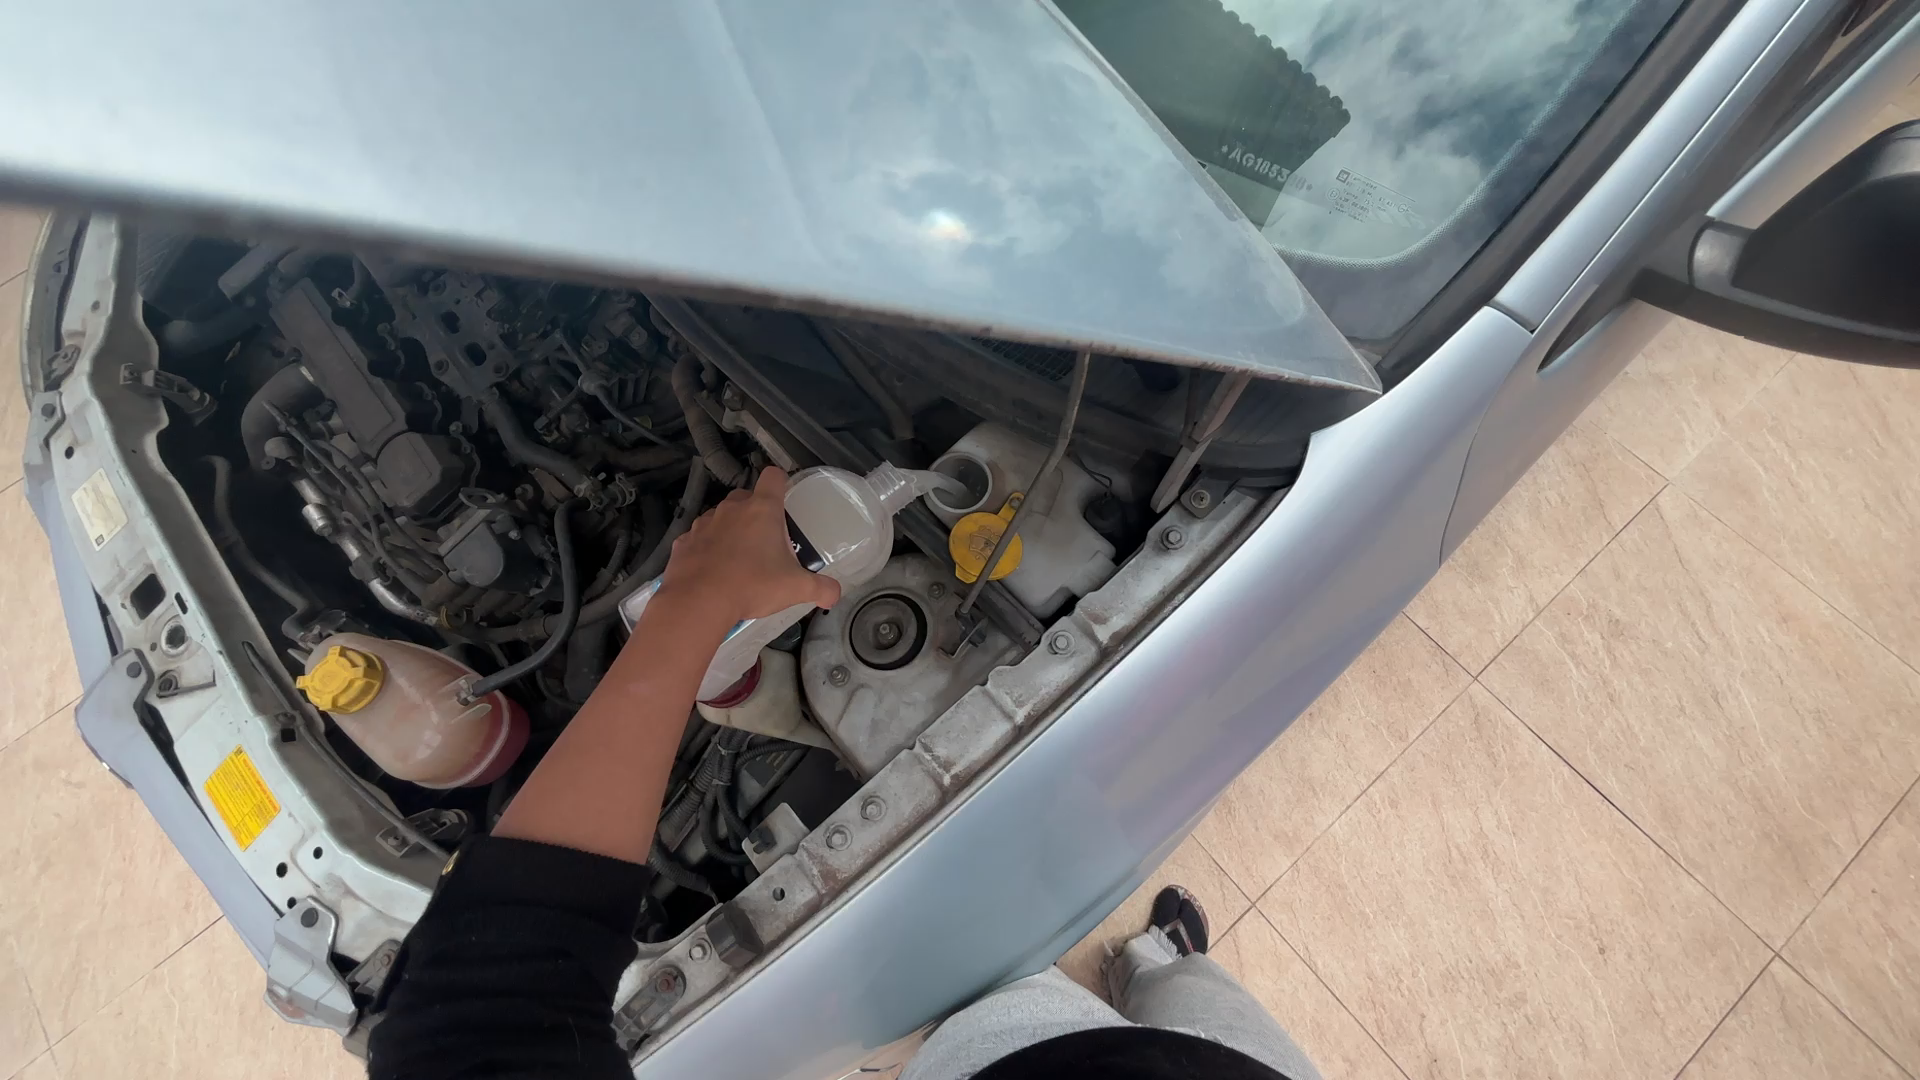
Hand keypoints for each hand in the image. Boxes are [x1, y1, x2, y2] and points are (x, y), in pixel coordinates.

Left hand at [654, 466, 840, 630]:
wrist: (697, 603)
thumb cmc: (752, 586)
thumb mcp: (796, 589)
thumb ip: (821, 588)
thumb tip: (835, 594)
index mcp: (762, 510)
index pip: (774, 476)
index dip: (782, 483)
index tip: (786, 500)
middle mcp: (732, 509)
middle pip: (747, 496)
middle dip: (757, 512)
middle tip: (767, 540)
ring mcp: (704, 523)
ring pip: (722, 516)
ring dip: (731, 530)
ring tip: (739, 559)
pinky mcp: (684, 541)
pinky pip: (700, 538)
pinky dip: (707, 549)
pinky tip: (713, 571)